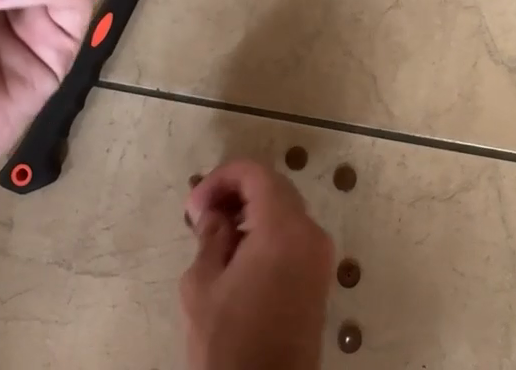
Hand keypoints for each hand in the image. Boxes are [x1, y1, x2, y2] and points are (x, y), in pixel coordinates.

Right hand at [180, 160, 334, 369]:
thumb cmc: (229, 342)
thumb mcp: (202, 286)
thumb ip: (209, 237)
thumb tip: (213, 214)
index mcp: (283, 229)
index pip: (255, 174)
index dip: (222, 178)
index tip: (195, 205)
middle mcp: (311, 233)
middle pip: (274, 188)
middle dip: (235, 192)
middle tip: (201, 215)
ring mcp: (320, 255)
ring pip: (285, 210)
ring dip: (251, 211)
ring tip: (216, 235)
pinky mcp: (320, 276)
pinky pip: (294, 234)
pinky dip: (267, 231)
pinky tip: (239, 253)